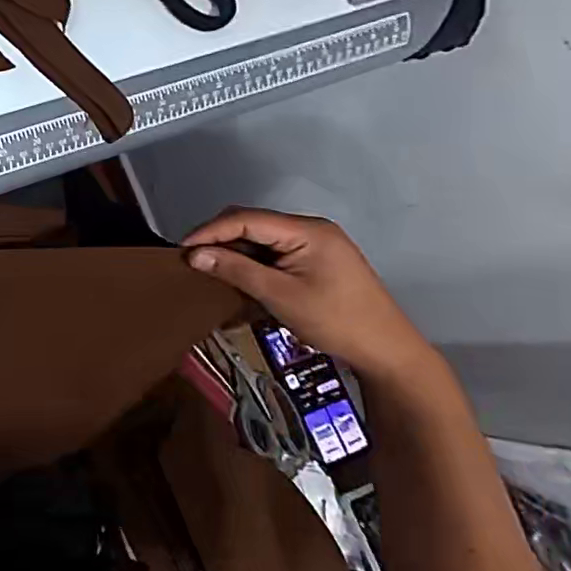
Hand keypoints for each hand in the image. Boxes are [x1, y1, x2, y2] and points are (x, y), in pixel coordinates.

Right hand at [182, 208, 434, 381]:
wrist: (388, 351)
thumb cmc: (335, 321)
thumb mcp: (279, 296)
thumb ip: (236, 270)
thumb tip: (194, 255)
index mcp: (306, 230)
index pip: (246, 219)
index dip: (210, 231)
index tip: (182, 248)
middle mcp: (310, 229)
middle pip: (252, 223)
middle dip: (219, 238)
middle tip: (192, 260)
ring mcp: (315, 244)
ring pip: (261, 238)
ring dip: (234, 251)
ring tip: (209, 270)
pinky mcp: (315, 260)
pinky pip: (273, 252)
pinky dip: (252, 262)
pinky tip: (236, 277)